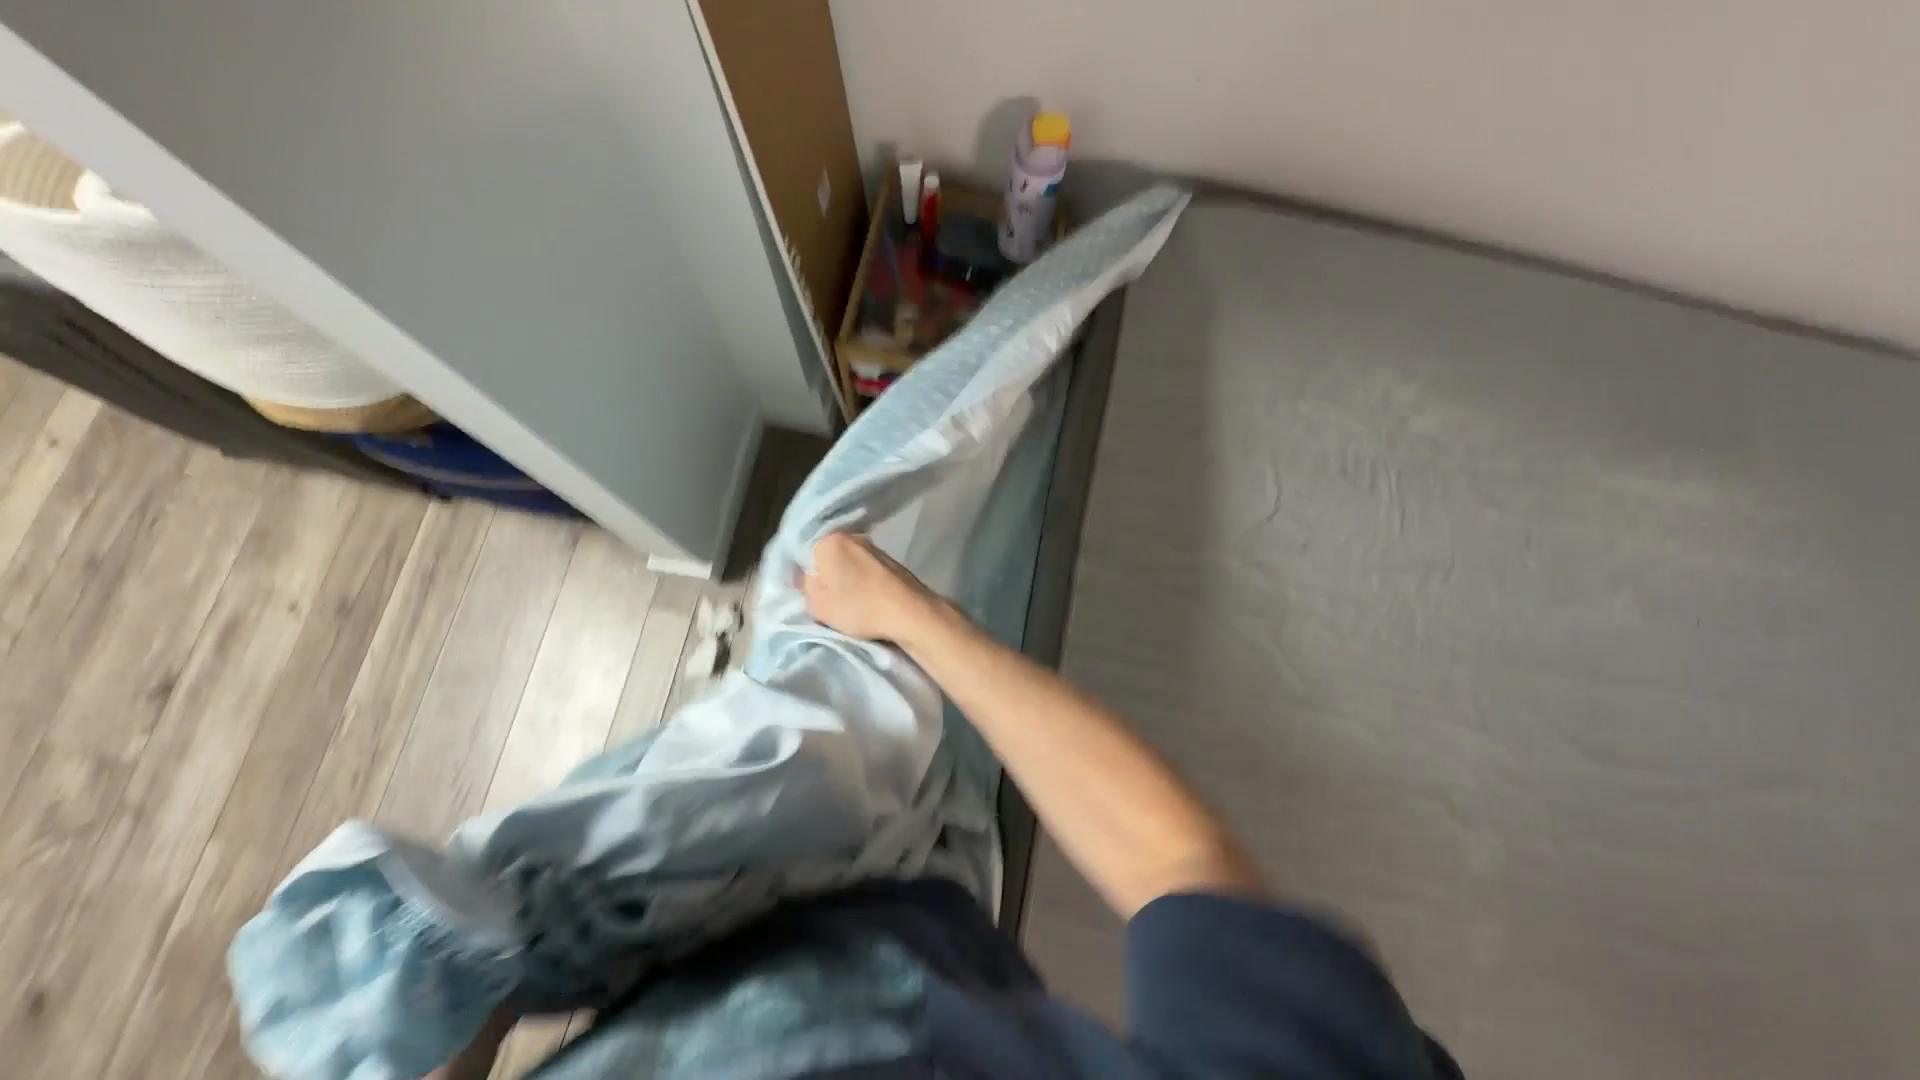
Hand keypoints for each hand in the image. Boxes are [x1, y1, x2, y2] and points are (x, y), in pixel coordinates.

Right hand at [802, 533, 945, 643]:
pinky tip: (869, 598)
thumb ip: (806, 587)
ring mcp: (874, 547)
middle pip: (829, 556)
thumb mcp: (818, 605)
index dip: (806, 576)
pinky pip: (867, 569)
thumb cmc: (858, 607)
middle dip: (828, 575)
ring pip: (849, 562)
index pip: (805, 555)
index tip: (812, 595)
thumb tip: (809, 577)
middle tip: (830, 600)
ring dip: (848, 578)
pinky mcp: (891, 560)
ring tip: (852, 602)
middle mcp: (852, 536)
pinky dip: (865, 581)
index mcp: (828, 541)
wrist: (909, 612)